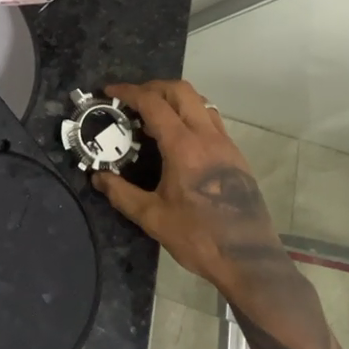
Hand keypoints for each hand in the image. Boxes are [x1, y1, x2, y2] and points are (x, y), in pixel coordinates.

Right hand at [91, 80, 280, 291]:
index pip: (153, 103)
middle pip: (180, 91)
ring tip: (154, 116)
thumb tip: (98, 178)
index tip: (110, 91)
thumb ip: (121, 193)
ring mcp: (226, 144)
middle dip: (153, 87)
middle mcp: (207, 137)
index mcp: (184, 147)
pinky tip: (179, 138)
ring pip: (200, 102)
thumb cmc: (199, 238)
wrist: (250, 261)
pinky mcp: (236, 157)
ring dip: (175, 99)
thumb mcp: (153, 218)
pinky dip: (191, 115)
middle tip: (133, 100)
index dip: (129, 92)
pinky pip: (211, 120)